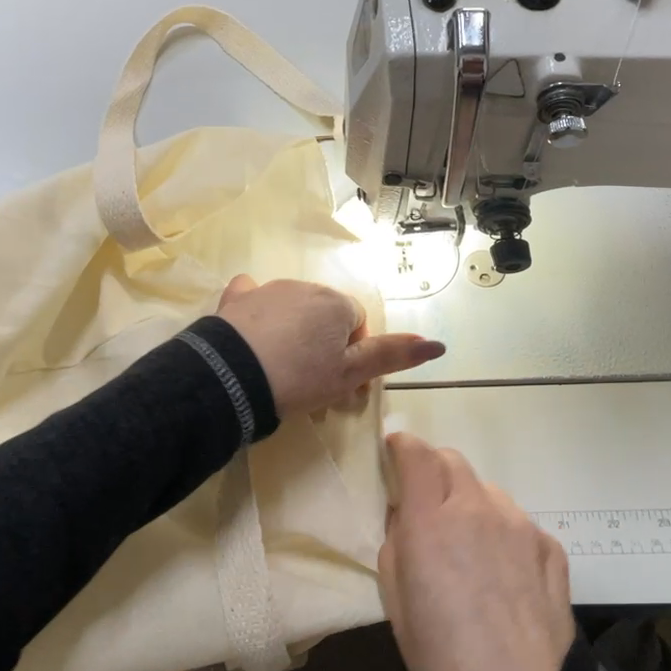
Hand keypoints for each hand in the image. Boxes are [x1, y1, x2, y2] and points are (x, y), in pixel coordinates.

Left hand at [216, 276, 443, 416]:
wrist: (233, 378)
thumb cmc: (299, 378)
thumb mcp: (351, 374)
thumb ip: (392, 355)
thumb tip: (437, 344)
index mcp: (336, 304)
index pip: (358, 323)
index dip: (353, 354)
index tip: (341, 384)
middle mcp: (305, 287)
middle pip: (325, 314)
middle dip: (324, 342)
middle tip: (312, 381)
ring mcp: (268, 289)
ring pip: (292, 308)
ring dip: (294, 331)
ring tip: (280, 369)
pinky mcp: (237, 298)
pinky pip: (253, 297)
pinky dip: (256, 312)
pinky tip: (251, 336)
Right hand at [379, 433, 575, 670]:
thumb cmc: (442, 658)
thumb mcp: (395, 600)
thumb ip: (396, 541)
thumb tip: (404, 513)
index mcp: (431, 521)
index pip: (415, 452)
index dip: (400, 443)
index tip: (392, 450)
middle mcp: (478, 509)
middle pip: (452, 460)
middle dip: (433, 469)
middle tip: (425, 503)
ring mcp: (520, 526)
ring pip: (487, 489)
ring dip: (469, 501)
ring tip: (467, 547)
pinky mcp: (551, 547)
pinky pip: (518, 522)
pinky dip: (502, 531)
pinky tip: (502, 571)